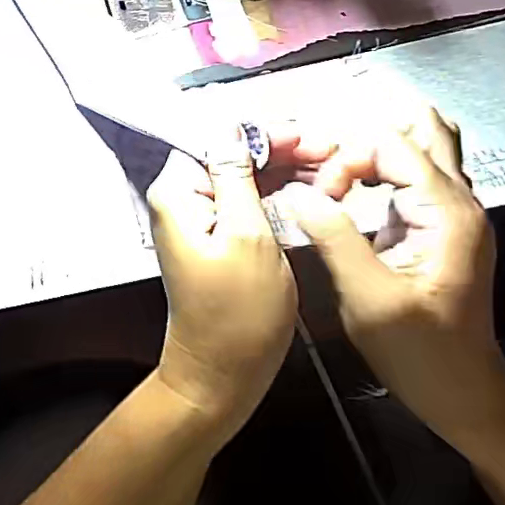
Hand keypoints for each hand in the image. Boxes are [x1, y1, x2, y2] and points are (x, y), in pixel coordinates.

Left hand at [145, 126, 332, 434]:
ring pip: (240, 179)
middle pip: (228, 158)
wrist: (223, 372)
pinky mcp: (216, 239)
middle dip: (276, 150)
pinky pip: (244, 204)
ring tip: (329, 165)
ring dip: (281, 170)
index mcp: (176, 193)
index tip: (301, 135)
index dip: (258, 135)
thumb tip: (232, 133)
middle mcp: (179, 201)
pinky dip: (274, 196)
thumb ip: (237, 178)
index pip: (213, 142)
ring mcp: (197, 220)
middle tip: (327, 150)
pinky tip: (310, 191)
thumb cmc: (236, 311)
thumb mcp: (246, 236)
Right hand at [284, 108, 504, 444]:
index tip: (320, 198)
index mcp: (444, 211)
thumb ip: (332, 235)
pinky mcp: (436, 222)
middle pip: (417, 130)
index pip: (389, 145)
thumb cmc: (418, 349)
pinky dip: (378, 163)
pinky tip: (350, 179)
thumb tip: (296, 191)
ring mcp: (451, 210)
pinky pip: (410, 171)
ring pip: (419, 145)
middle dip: (362, 135)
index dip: (344, 159)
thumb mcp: (367, 294)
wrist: (463, 391)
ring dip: (372, 145)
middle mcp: (457, 201)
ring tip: (331, 164)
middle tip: (322, 159)